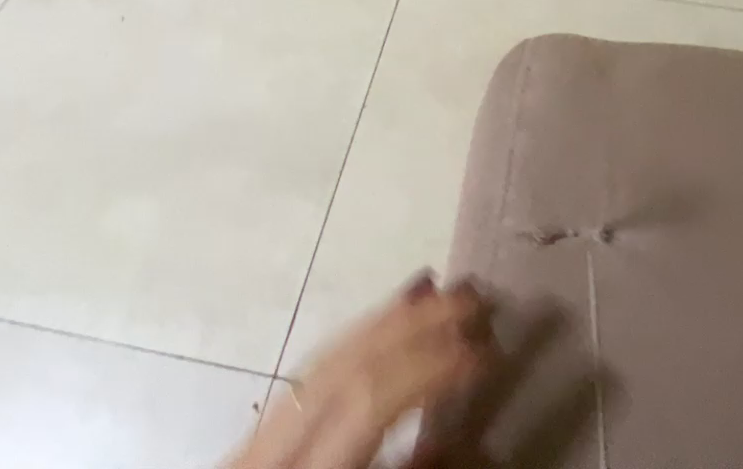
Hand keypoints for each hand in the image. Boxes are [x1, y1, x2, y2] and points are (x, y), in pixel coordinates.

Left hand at [232, 273, 492, 468]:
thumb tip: (479, 446)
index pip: (366, 404)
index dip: (428, 368)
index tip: (485, 352)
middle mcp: (273, 450)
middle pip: (345, 366)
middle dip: (413, 326)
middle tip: (473, 298)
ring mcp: (258, 441)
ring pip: (323, 360)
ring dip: (388, 322)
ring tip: (437, 293)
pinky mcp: (257, 440)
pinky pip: (312, 375)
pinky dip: (357, 343)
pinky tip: (386, 324)